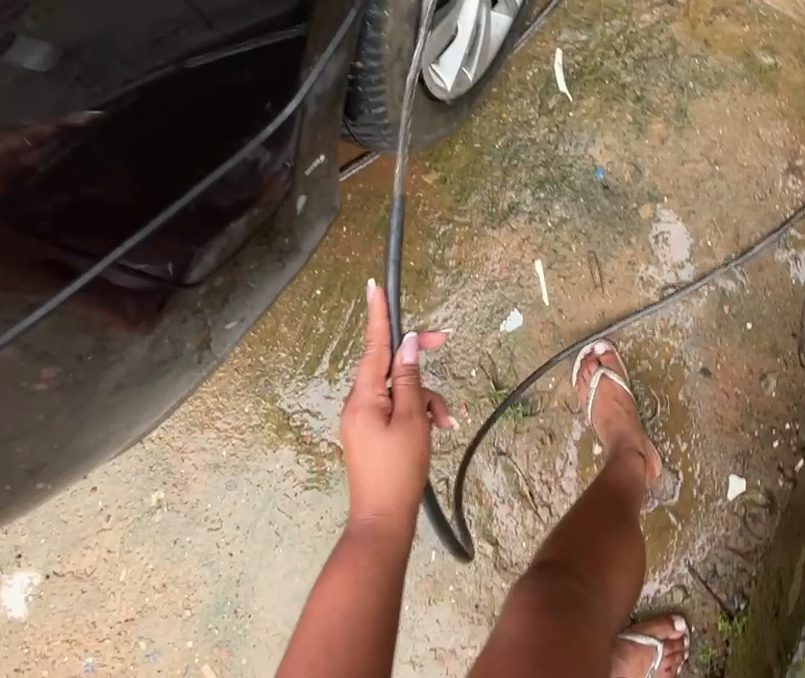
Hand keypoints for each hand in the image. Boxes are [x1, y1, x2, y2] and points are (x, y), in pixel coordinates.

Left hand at [342, 279, 454, 531]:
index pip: (374, 345)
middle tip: (446, 339)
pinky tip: (438, 429)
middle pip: (392, 365)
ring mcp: (365, 418)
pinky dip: (419, 413)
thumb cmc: (399, 467)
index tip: (373, 287)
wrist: (383, 518)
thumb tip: (409, 343)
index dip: (377, 315)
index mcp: (363, 396)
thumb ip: (410, 378)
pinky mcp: (373, 431)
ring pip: (401, 389)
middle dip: (421, 363)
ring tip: (445, 421)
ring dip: (426, 398)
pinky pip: (398, 408)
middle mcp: (359, 402)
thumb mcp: (412, 418)